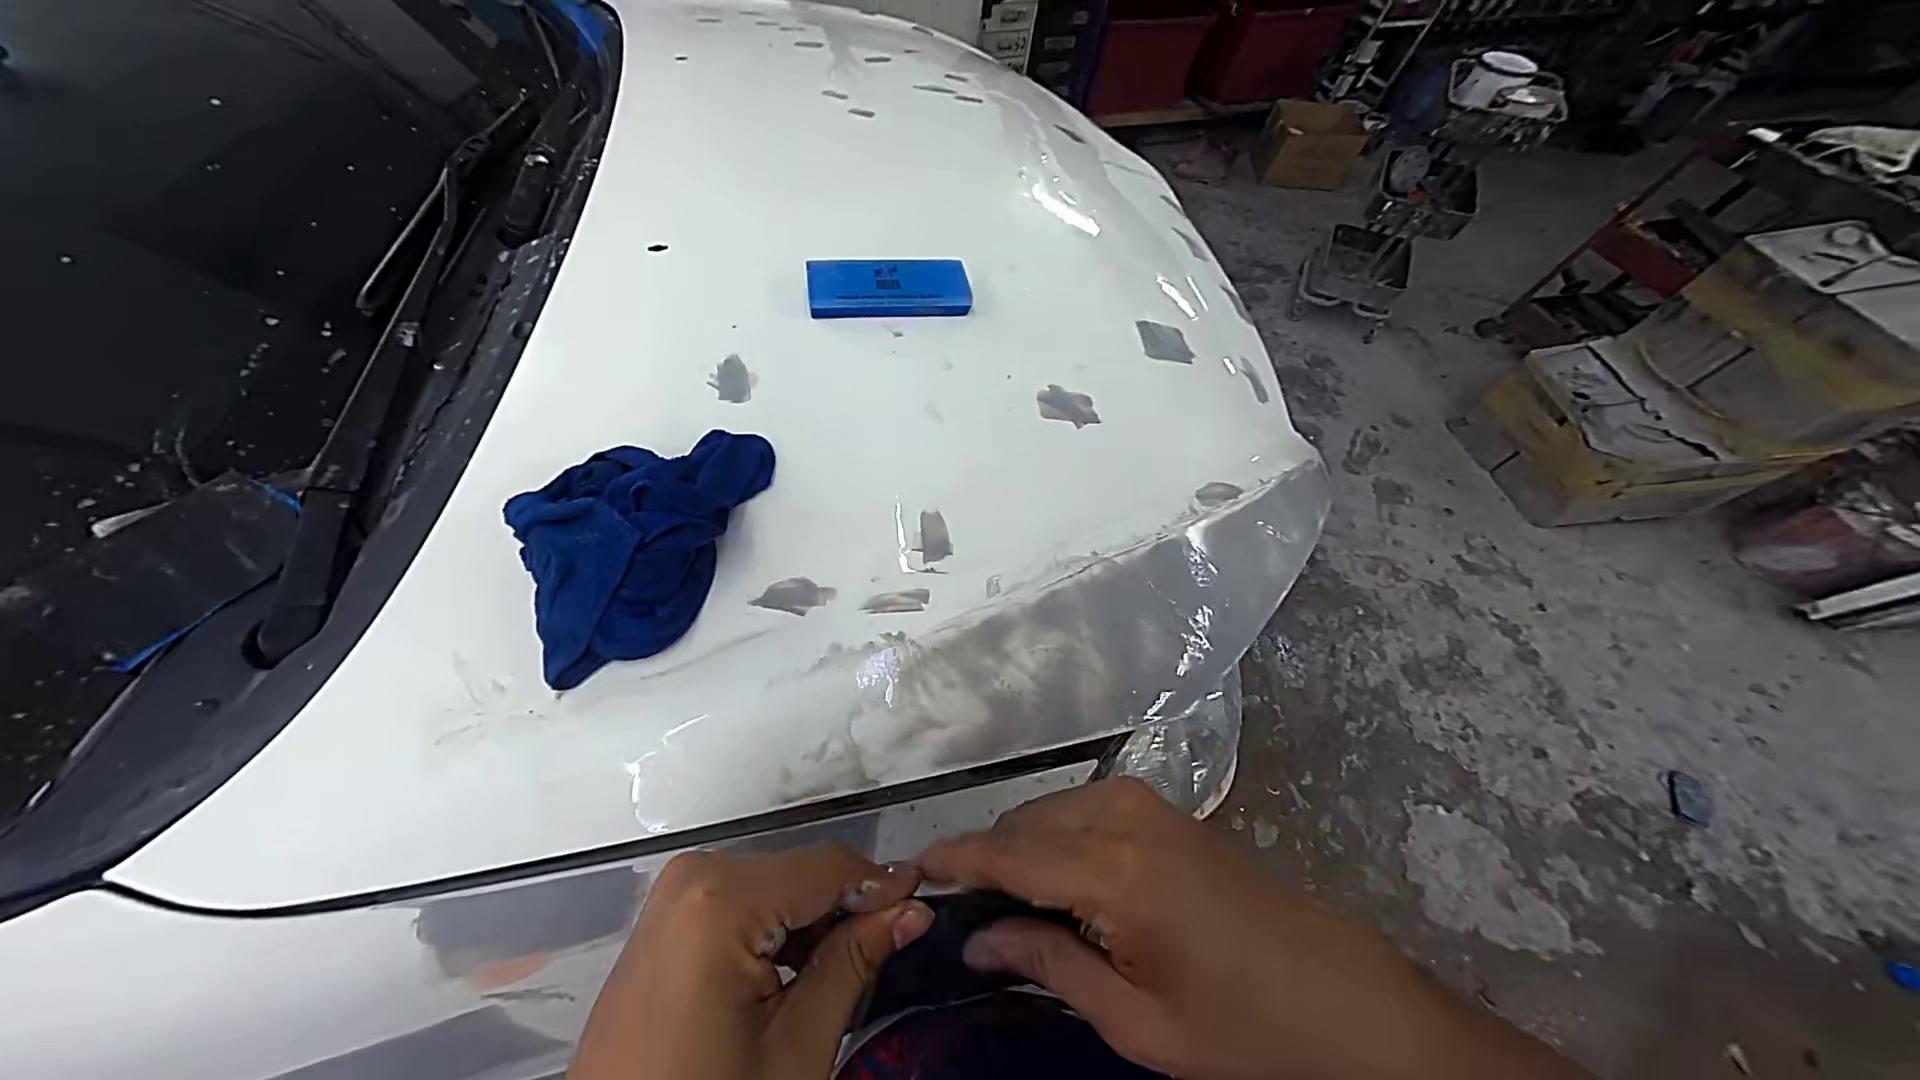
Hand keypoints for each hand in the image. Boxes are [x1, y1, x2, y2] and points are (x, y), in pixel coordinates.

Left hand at [569, 843, 932, 1079]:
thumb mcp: (794, 1046)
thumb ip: (854, 962)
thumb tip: (909, 911)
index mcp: (722, 899)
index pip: (827, 866)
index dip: (881, 884)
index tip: (920, 902)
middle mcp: (695, 876)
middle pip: (801, 874)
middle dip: (844, 910)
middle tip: (879, 957)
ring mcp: (677, 893)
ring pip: (777, 886)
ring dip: (813, 923)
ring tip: (835, 979)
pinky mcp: (669, 915)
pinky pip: (744, 901)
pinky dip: (777, 929)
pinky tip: (790, 977)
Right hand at [919, 778, 1589, 1079]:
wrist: (1341, 995)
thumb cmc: (1241, 1028)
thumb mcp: (1139, 1022)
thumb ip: (1049, 964)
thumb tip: (976, 942)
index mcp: (1116, 873)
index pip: (1008, 854)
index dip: (955, 860)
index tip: (912, 868)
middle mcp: (1123, 816)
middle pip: (1022, 823)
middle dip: (983, 855)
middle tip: (957, 903)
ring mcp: (1144, 802)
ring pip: (1047, 808)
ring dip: (1016, 843)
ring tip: (1000, 896)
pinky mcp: (1159, 805)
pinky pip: (1078, 805)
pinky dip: (1050, 832)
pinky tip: (1050, 871)